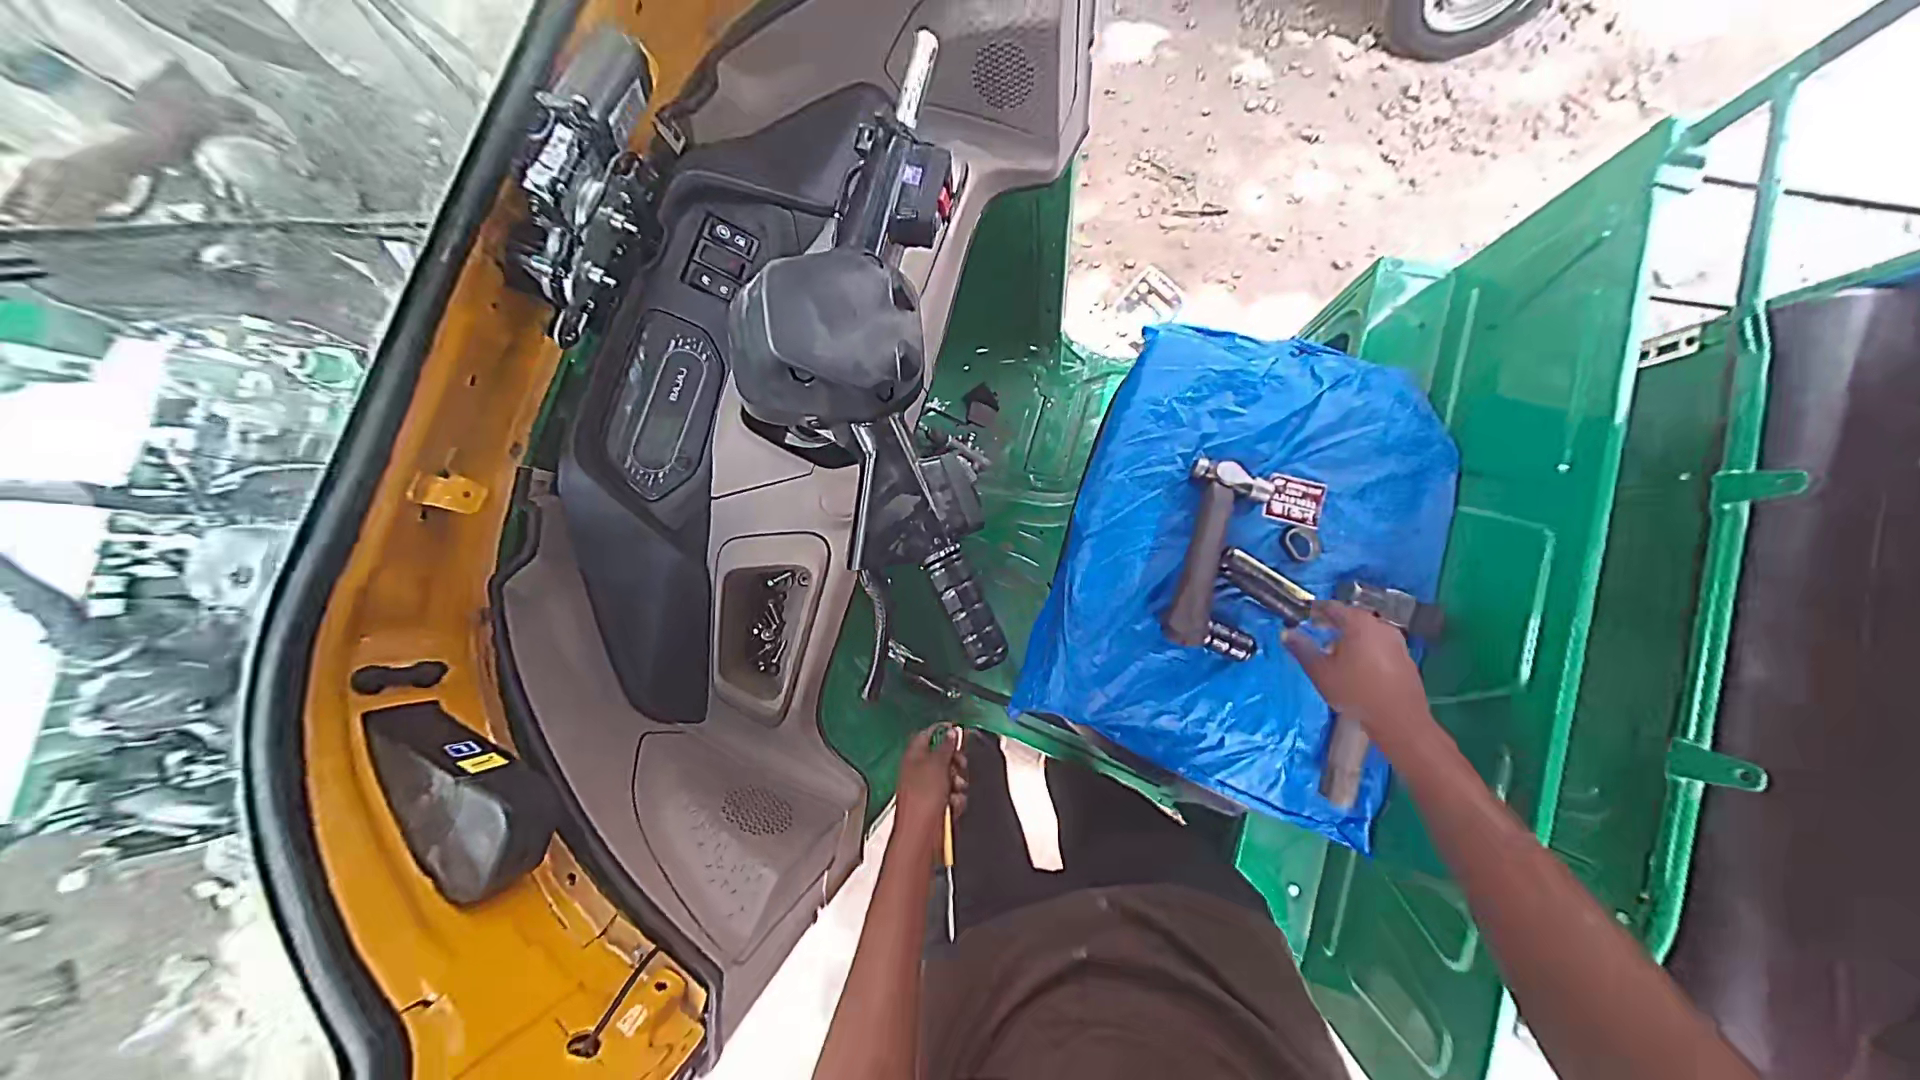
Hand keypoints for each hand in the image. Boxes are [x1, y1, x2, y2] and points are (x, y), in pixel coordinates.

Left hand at [894, 725, 967, 847]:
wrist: (921, 834)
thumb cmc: (924, 795)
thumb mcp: (938, 764)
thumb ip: (946, 746)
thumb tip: (952, 731)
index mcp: (913, 755)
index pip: (927, 734)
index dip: (942, 730)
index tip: (957, 730)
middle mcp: (919, 770)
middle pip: (942, 756)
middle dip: (955, 761)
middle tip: (960, 765)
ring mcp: (927, 788)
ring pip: (950, 776)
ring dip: (958, 782)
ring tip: (956, 789)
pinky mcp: (936, 805)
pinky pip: (952, 795)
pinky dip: (956, 799)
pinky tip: (953, 804)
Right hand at [1284, 601, 1431, 739]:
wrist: (1400, 721)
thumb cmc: (1355, 692)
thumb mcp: (1320, 671)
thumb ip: (1301, 648)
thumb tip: (1286, 633)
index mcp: (1359, 623)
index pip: (1331, 607)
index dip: (1314, 611)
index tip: (1301, 618)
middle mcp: (1380, 626)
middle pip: (1351, 617)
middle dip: (1332, 623)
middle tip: (1314, 633)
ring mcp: (1396, 641)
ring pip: (1366, 631)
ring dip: (1349, 636)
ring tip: (1333, 651)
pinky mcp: (1405, 657)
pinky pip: (1378, 643)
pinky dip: (1364, 647)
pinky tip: (1356, 665)